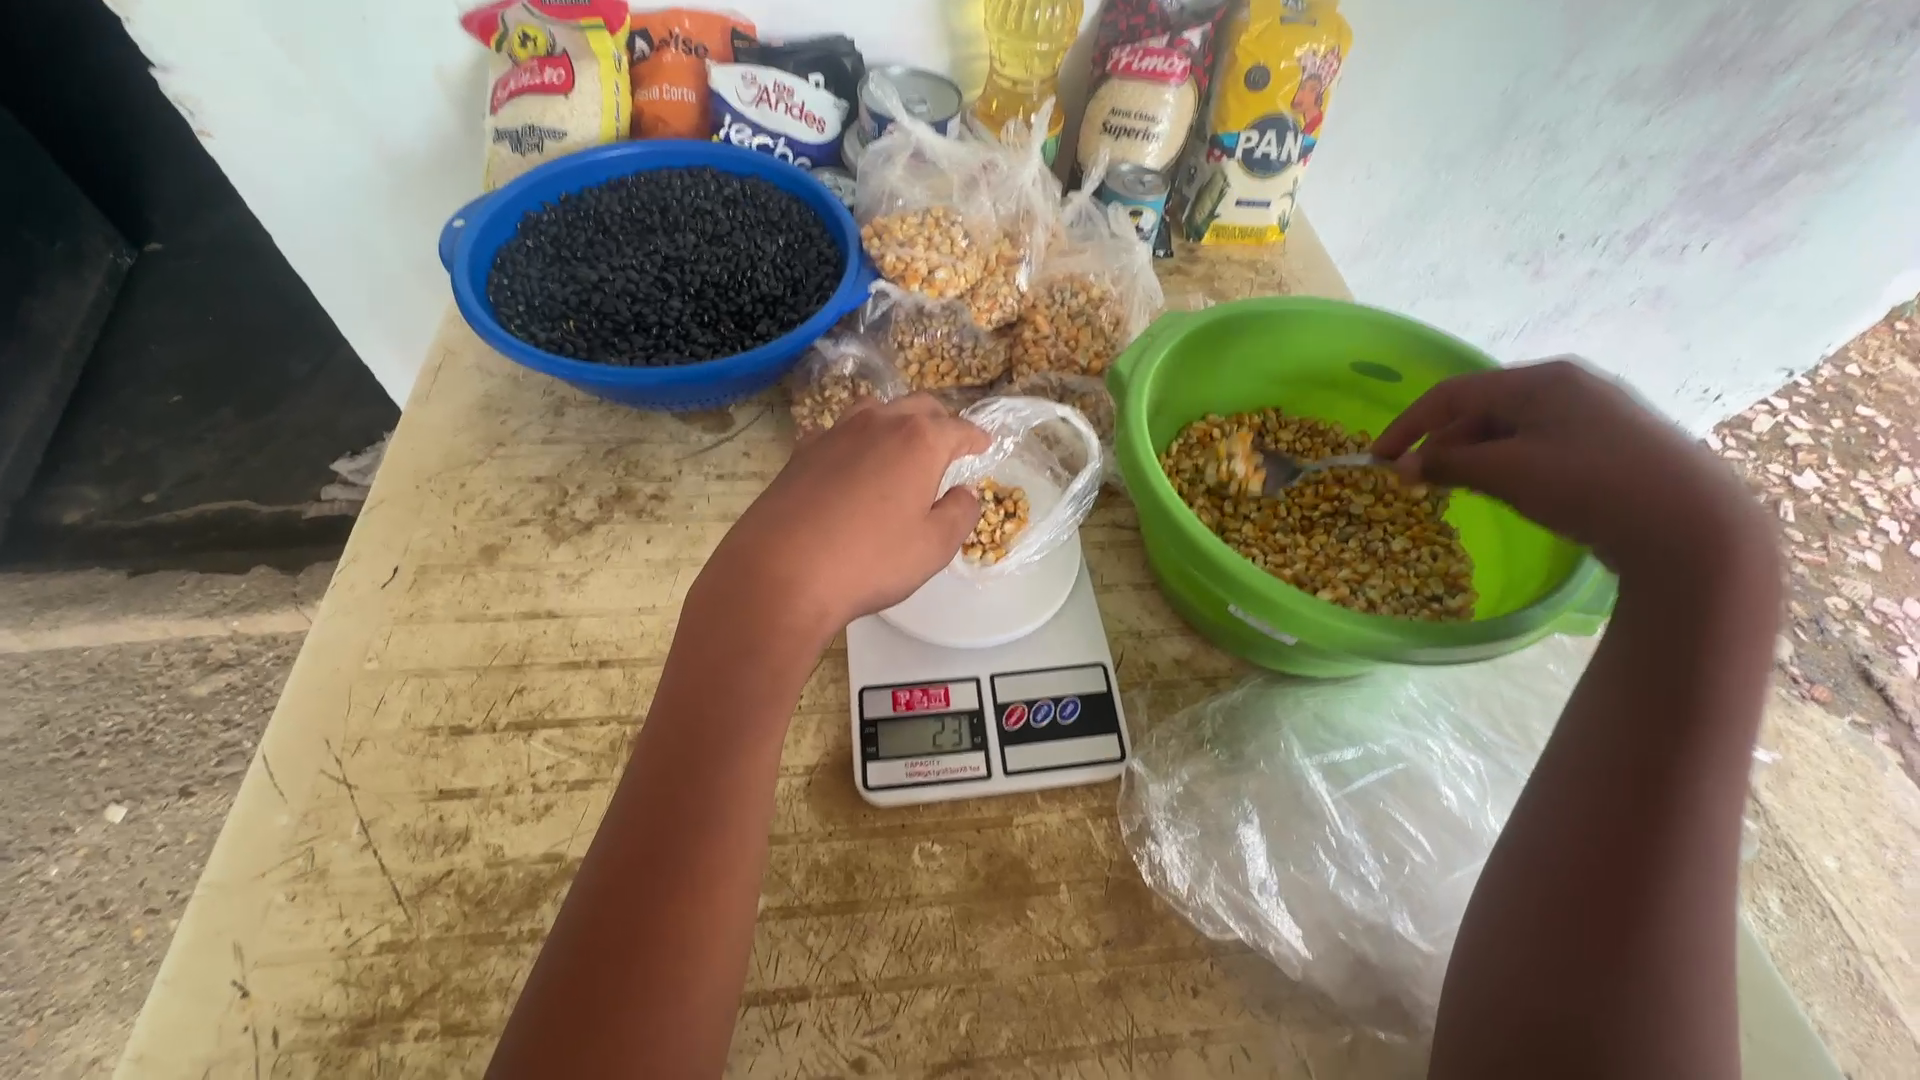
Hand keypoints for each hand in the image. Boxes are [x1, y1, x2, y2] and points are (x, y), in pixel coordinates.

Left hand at [696, 394, 989, 634]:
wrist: (781, 572)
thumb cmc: (869, 561)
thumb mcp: (934, 546)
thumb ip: (960, 513)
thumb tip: (966, 493)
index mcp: (919, 440)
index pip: (958, 428)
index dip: (975, 437)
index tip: (984, 445)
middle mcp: (878, 423)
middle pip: (917, 406)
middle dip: (938, 420)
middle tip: (948, 442)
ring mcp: (834, 433)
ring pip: (874, 410)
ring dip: (894, 421)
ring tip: (900, 445)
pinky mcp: (801, 452)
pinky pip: (838, 432)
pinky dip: (855, 440)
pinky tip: (851, 462)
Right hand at [1373, 358, 1774, 580]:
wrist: (1695, 529)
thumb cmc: (1591, 486)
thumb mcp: (1507, 474)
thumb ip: (1447, 464)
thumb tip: (1403, 467)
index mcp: (1542, 379)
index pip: (1453, 393)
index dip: (1408, 425)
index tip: (1377, 459)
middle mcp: (1570, 385)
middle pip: (1482, 409)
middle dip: (1443, 444)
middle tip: (1418, 483)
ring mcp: (1597, 414)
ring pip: (1511, 430)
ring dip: (1474, 457)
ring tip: (1459, 490)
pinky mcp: (1615, 444)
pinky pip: (1541, 445)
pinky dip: (1509, 465)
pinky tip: (1509, 491)